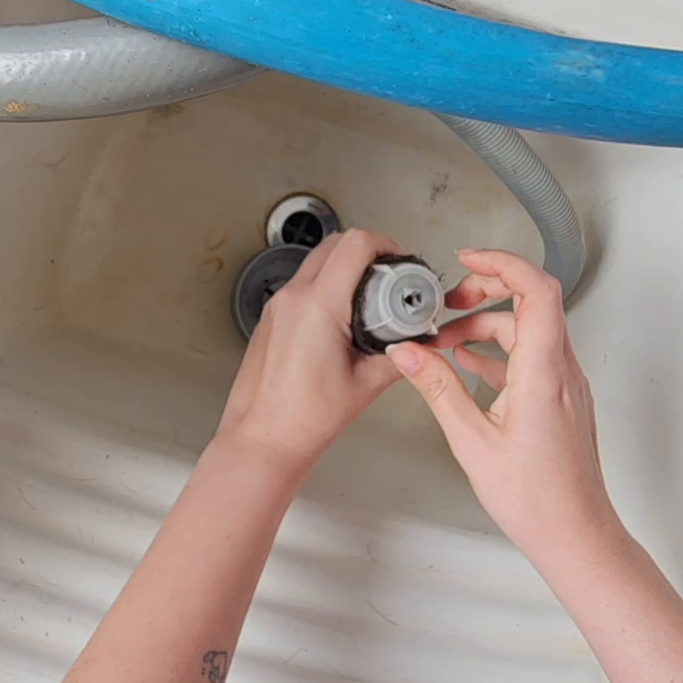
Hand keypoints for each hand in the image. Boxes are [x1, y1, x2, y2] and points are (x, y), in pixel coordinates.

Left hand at [215, 229, 405, 473]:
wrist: (263, 437)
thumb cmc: (302, 418)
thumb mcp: (366, 384)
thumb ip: (400, 356)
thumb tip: (418, 342)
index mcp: (318, 306)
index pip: (355, 245)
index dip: (385, 244)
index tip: (400, 260)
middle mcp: (292, 298)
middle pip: (334, 244)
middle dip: (367, 252)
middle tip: (389, 277)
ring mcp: (276, 306)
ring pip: (315, 263)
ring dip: (344, 268)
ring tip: (368, 300)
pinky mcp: (270, 318)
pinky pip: (301, 286)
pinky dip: (325, 287)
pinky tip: (341, 319)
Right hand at [385, 248, 615, 550]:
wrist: (576, 536)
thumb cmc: (535, 499)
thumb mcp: (470, 440)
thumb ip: (437, 388)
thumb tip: (408, 353)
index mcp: (544, 373)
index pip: (537, 291)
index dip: (501, 263)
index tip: (466, 258)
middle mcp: (562, 371)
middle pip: (531, 302)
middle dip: (485, 290)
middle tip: (447, 301)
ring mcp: (564, 384)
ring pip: (526, 329)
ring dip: (484, 324)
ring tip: (443, 341)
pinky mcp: (559, 398)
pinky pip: (529, 355)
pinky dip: (496, 349)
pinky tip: (467, 363)